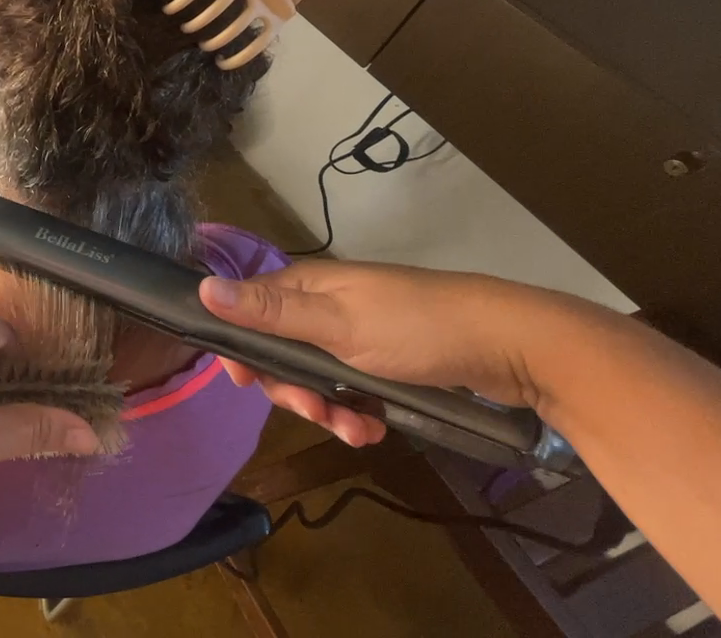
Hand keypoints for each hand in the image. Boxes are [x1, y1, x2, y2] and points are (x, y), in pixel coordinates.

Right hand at [197, 260, 551, 446]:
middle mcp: (323, 306)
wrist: (519, 348)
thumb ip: (268, 313)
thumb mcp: (337, 326)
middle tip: (315, 414)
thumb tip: (201, 289)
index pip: (245, 311)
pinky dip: (355, 410)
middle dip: (291, 389)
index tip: (245, 383)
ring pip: (314, 375)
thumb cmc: (418, 329)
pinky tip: (373, 428)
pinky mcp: (385, 359)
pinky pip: (349, 388)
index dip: (240, 348)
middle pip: (278, 350)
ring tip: (355, 431)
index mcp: (305, 288)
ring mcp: (355, 333)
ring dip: (326, 408)